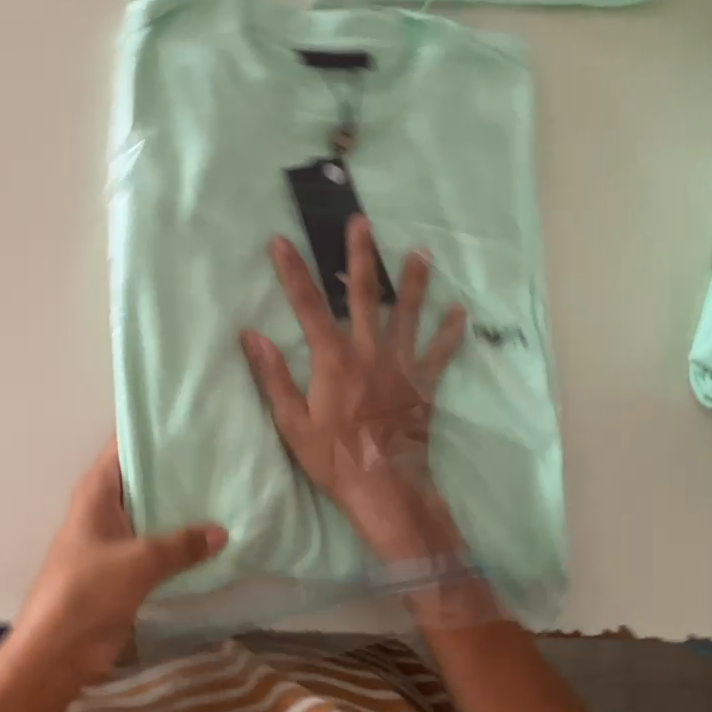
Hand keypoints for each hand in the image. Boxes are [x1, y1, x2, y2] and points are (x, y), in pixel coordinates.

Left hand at [10, 440, 226, 683]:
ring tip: (227, 489)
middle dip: (177, 467)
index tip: (192, 418)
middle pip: (144, 476)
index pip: (125, 444)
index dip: (155, 429)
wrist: (56, 651)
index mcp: (97, 490)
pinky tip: (213, 536)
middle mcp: (105, 505)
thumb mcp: (140, 562)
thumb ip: (182, 544)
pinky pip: (156, 542)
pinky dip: (179, 539)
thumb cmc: (88, 591)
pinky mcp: (124, 565)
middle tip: (223, 452)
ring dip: (182, 507)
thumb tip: (223, 532)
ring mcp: (114, 536)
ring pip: (153, 510)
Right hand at [241, 216, 467, 563]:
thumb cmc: (333, 458)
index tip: (282, 242)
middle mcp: (368, 352)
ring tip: (421, 252)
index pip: (308, 306)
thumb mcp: (292, 423)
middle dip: (360, 256)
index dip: (293, 272)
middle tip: (361, 223)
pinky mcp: (423, 385)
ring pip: (408, 314)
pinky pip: (440, 353)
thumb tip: (251, 335)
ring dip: (414, 282)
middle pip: (365, 295)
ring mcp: (401, 366)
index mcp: (333, 359)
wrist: (385, 489)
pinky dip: (449, 333)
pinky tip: (459, 313)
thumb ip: (273, 377)